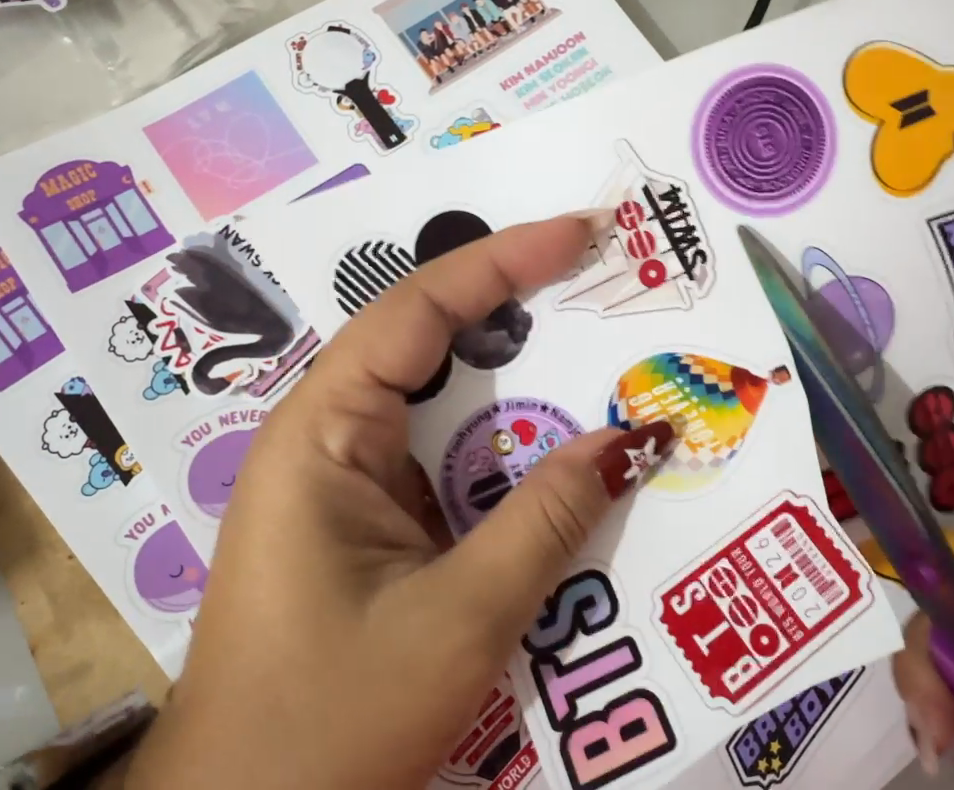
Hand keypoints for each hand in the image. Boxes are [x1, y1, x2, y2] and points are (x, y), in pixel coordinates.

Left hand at [124, 216, 673, 789]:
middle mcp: (324, 438)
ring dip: (509, 379)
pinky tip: (550, 443)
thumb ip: (548, 519)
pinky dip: (497, 442)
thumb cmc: (334, 719)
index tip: (576, 233)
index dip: (499, 261)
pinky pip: (439, 456)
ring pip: (435, 401)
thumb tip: (632, 439)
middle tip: (596, 277)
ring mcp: (341, 480)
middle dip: (510, 305)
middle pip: (423, 341)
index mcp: (321, 435)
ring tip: (590, 348)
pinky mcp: (363, 520)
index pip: (414, 311)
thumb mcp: (460, 616)